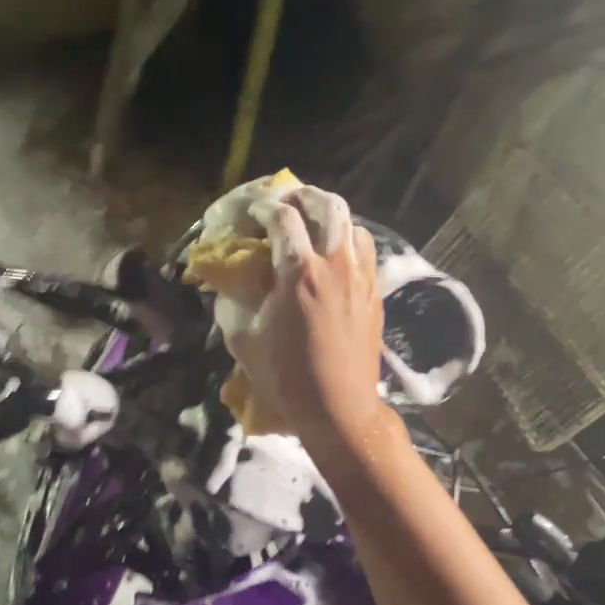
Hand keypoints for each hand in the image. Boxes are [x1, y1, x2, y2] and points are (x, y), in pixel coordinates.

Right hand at [224, 194, 387, 449]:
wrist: (339, 408)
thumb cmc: (285, 376)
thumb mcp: (242, 337)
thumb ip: (233, 297)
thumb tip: (229, 276)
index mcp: (299, 273)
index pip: (281, 217)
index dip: (261, 207)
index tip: (249, 212)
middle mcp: (335, 265)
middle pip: (325, 205)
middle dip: (301, 196)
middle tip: (283, 202)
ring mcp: (361, 277)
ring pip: (352, 223)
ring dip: (328, 216)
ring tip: (311, 224)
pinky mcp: (375, 293)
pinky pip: (365, 250)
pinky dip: (347, 241)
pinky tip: (333, 256)